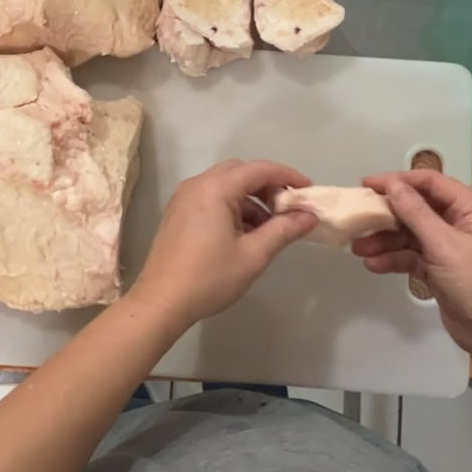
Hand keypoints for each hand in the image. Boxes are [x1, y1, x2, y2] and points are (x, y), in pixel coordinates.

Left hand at [129, 160, 316, 327]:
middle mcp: (197, 184)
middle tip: (289, 209)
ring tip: (269, 229)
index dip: (288, 176)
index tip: (309, 191)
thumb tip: (309, 216)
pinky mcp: (178, 213)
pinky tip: (244, 234)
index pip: (259, 169)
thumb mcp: (253, 255)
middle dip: (268, 186)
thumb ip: (284, 230)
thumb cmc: (210, 277)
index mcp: (215, 188)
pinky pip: (211, 198)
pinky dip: (232, 207)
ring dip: (251, 199)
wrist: (161, 301)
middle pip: (240, 172)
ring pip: (225, 185)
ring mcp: (183, 198)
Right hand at [352, 170, 471, 353]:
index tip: (367, 184)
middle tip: (359, 219)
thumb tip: (393, 185)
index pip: (431, 183)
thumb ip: (416, 213)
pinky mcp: (441, 270)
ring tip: (359, 249)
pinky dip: (394, 259)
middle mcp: (462, 224)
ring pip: (411, 235)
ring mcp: (451, 248)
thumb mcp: (446, 246)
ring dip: (386, 241)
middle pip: (418, 209)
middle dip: (388, 215)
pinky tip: (374, 265)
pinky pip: (412, 257)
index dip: (399, 180)